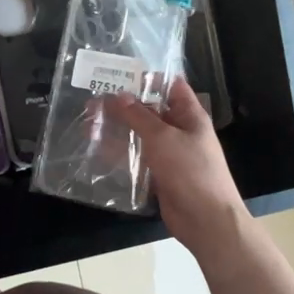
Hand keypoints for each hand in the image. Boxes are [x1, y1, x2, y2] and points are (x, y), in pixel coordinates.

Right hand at [106, 79, 249, 254]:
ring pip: (140, 135)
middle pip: (150, 111)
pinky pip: (137, 159)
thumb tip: (117, 95)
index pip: (171, 86)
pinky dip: (119, 154)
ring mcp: (169, 154)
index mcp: (189, 116)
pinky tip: (97, 150)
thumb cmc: (190, 171)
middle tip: (92, 100)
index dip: (148, 77)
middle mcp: (180, 131)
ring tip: (88, 124)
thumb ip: (138, 115)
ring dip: (117, 130)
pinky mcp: (158, 175)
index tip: (118, 73)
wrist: (206, 220)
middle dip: (123, 105)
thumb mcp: (162, 137)